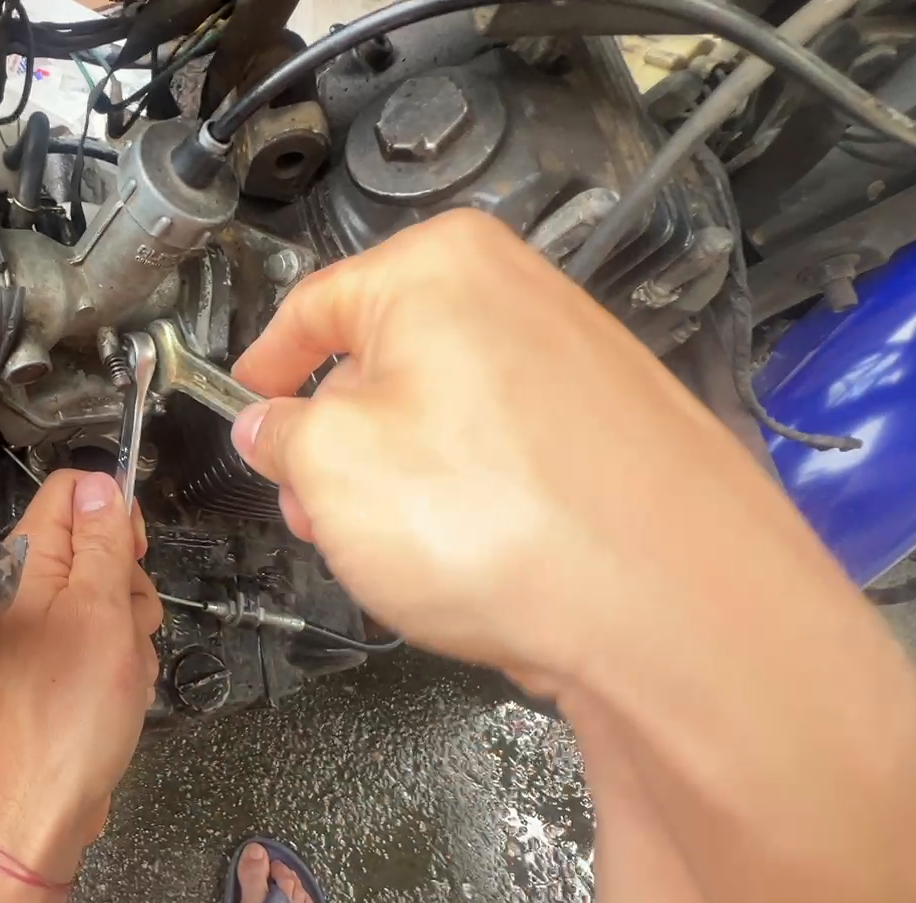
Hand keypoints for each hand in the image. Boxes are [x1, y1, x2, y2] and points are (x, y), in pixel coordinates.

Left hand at [0, 470, 161, 881]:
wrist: (37, 813)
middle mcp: (24, 592)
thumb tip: (102, 483)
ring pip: (107, 598)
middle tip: (124, 626)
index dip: (113, 511)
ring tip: (120, 671)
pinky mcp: (52, 667)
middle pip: (97, 547)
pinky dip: (119, 663)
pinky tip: (115, 693)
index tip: (133, 556)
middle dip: (127, 585)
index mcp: (25, 565)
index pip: (70, 492)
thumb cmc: (66, 722)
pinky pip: (101, 641)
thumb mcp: (100, 614)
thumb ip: (102, 542)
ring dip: (129, 631)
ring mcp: (38, 631)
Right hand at [230, 210, 827, 688]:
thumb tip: (265, 430)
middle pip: (370, 364)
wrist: (672, 617)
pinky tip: (446, 549)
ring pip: (425, 414)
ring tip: (376, 542)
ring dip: (380, 475)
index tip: (243, 406)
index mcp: (438, 272)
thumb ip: (275, 435)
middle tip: (305, 502)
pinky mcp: (595, 431)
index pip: (310, 307)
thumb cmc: (501, 523)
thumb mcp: (327, 466)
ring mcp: (564, 365)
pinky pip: (483, 449)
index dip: (263, 366)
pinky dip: (445, 493)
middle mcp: (512, 299)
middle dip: (325, 439)